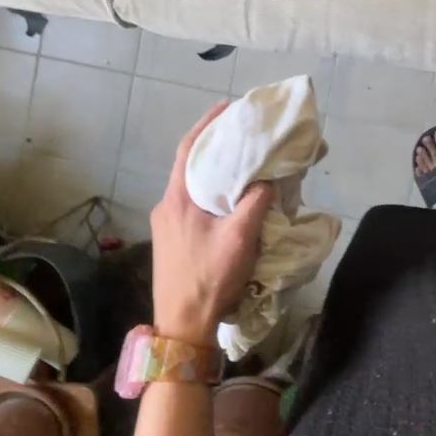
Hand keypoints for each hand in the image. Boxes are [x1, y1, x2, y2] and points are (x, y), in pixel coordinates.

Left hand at [149, 103, 274, 347]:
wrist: (183, 328)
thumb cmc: (209, 279)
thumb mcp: (240, 238)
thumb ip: (255, 202)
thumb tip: (268, 179)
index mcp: (177, 200)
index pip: (189, 149)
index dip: (207, 124)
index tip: (227, 107)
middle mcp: (167, 207)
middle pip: (191, 166)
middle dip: (216, 147)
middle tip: (244, 135)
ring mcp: (167, 226)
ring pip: (192, 187)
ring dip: (215, 172)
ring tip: (244, 164)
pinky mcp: (172, 241)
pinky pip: (193, 205)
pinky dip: (213, 193)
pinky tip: (233, 199)